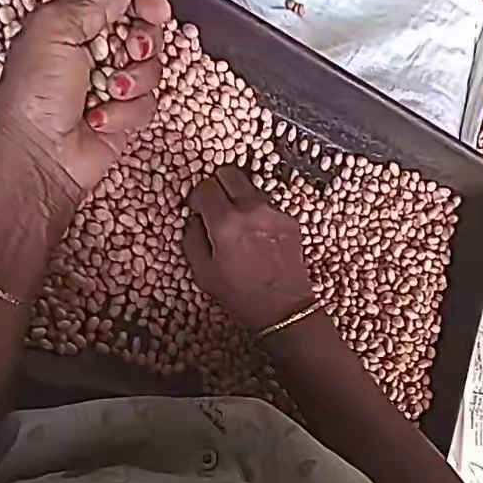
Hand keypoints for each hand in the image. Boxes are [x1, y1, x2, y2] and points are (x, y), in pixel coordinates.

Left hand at [0, 0, 172, 228]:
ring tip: (108, 92)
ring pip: (151, 71)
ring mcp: (112, 86)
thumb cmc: (34, 96)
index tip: (156, 8)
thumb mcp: (54, 29)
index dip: (142, 0)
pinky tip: (100, 120)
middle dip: (143, 42)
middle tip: (130, 51)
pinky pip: (147, 106)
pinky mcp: (124, 117)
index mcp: (73, 22)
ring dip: (133, 81)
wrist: (41, 154)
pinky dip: (126, 113)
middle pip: (143, 33)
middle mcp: (95, 52)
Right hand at [182, 167, 316, 331]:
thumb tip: (194, 219)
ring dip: (240, 199)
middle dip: (218, 186)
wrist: (283, 308)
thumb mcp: (203, 273)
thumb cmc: (241, 295)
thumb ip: (192, 238)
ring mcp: (274, 213)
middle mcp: (252, 210)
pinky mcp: (290, 220)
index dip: (197, 197)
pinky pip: (268, 206)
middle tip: (215, 207)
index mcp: (226, 222)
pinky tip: (258, 238)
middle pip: (229, 174)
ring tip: (239, 226)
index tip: (197, 210)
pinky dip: (259, 214)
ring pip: (250, 189)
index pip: (205, 187)